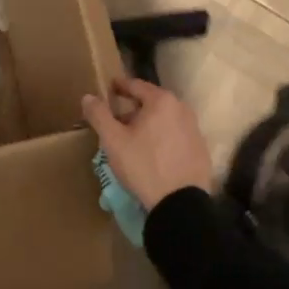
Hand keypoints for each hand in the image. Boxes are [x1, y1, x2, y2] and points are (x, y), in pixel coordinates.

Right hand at [82, 77, 211, 209]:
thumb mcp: (113, 141)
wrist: (180, 203)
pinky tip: (153, 154)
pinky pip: (176, 136)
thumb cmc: (143, 166)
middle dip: (133, 108)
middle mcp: (182, 109)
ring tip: (134, 139)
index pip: (136, 85)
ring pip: (166, 119)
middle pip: (152, 102)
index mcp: (161, 101)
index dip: (119, 86)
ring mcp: (195, 129)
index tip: (108, 88)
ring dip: (149, 124)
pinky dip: (163, 138)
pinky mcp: (200, 150)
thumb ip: (99, 115)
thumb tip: (88, 97)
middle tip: (117, 120)